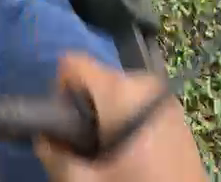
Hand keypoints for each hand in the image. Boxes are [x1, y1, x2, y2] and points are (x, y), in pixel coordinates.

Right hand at [35, 53, 207, 181]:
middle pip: (94, 81)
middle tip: (90, 151)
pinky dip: (127, 122)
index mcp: (120, 89)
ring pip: (115, 94)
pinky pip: (137, 104)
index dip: (59, 92)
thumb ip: (55, 155)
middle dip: (85, 111)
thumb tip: (43, 137)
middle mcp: (143, 81)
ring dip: (106, 118)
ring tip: (114, 157)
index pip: (71, 63)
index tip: (65, 127)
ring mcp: (164, 96)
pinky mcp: (177, 113)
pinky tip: (135, 156)